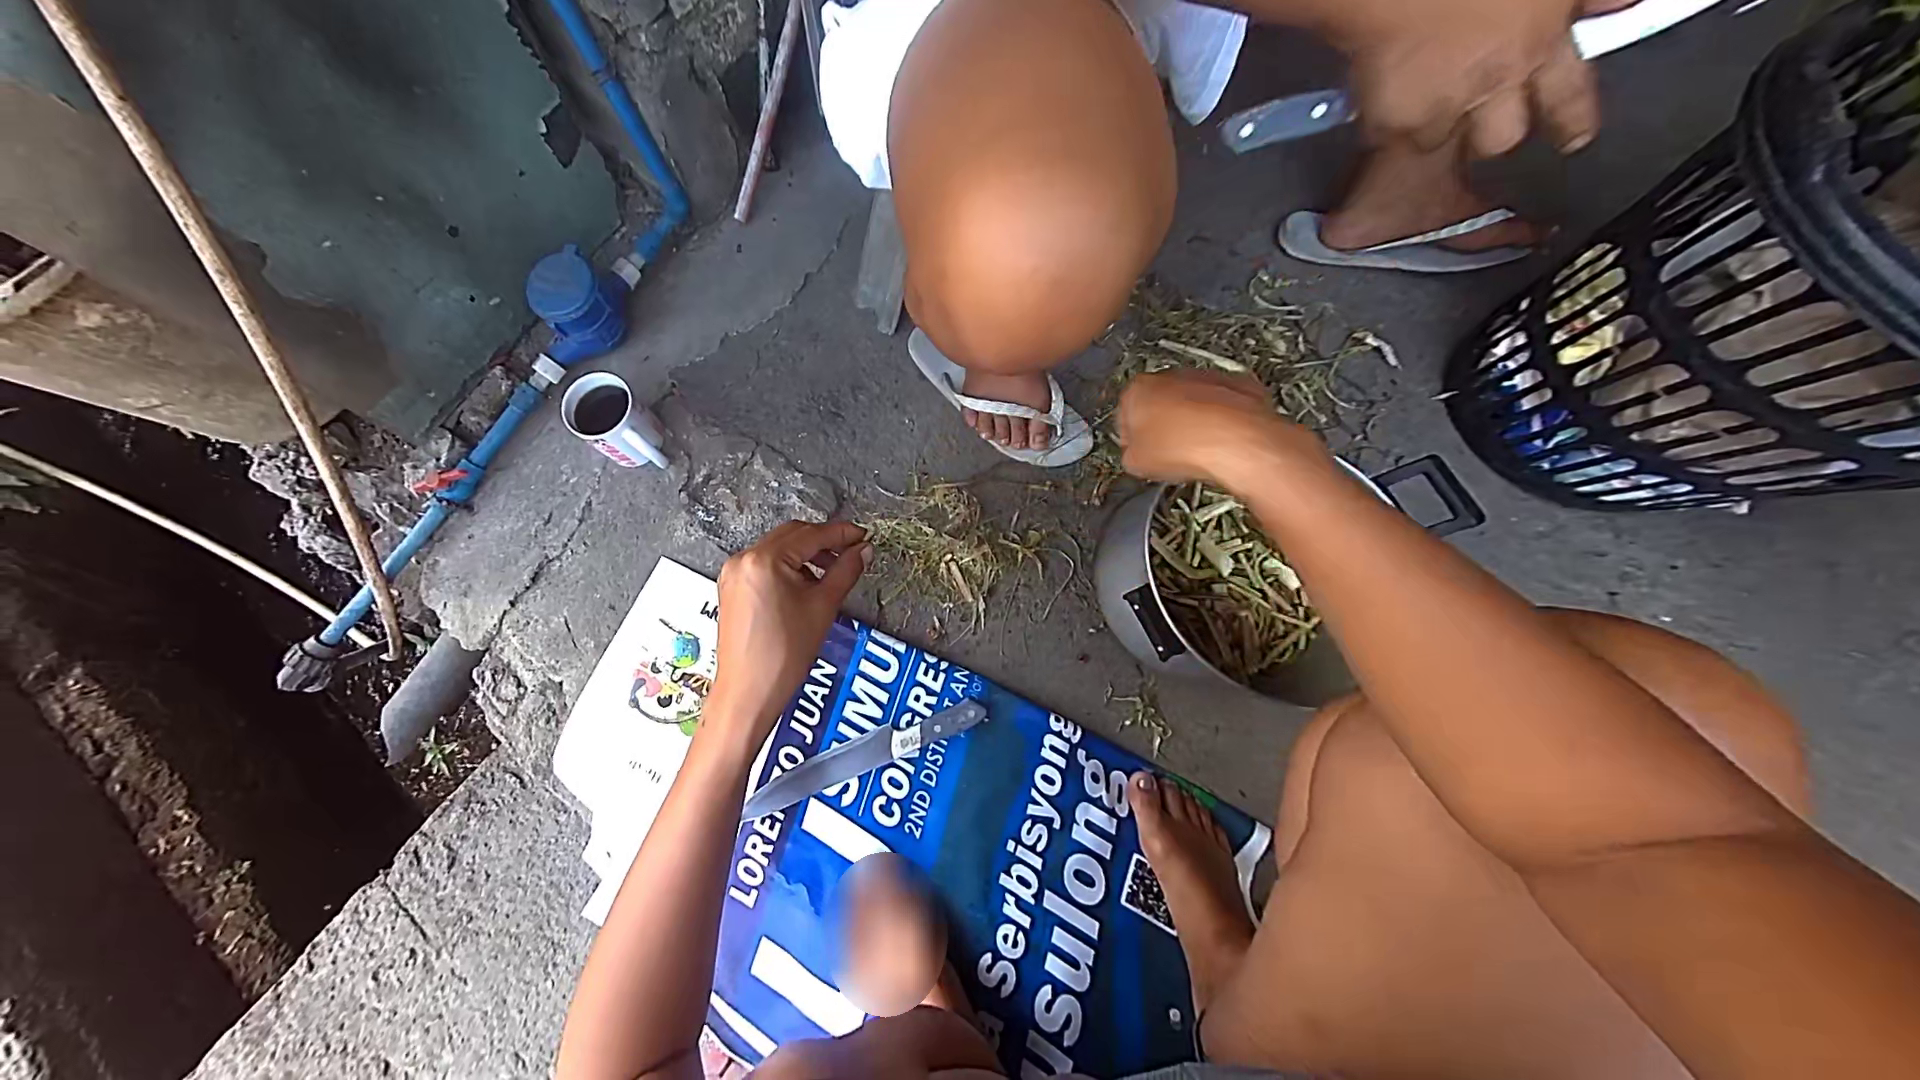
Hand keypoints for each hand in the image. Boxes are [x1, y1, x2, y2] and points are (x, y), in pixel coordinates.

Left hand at [706, 522, 871, 743]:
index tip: (862, 537)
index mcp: (765, 560)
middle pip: (792, 535)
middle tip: (852, 551)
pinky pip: (765, 565)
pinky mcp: (733, 588)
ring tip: (833, 569)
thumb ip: (845, 571)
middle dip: (824, 541)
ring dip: (807, 553)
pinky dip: (789, 567)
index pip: (811, 535)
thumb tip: (862, 551)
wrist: (750, 691)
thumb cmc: (782, 655)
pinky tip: (808, 583)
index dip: (842, 534)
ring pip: (778, 548)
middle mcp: (743, 560)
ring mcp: (734, 574)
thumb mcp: (824, 606)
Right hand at [1117, 370, 1324, 487]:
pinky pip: (1223, 405)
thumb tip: (1136, 457)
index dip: (1132, 439)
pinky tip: (1220, 444)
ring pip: (1191, 401)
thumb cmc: (1186, 447)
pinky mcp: (1238, 385)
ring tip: (1195, 453)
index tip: (1139, 453)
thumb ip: (1130, 454)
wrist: (1237, 443)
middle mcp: (1170, 375)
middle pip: (1158, 403)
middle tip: (1166, 454)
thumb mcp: (1136, 463)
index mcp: (1137, 388)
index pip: (1124, 415)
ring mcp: (1206, 377)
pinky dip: (1221, 420)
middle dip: (1162, 427)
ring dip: (1191, 423)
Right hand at [1324, 0, 1637, 156]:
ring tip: (1414, 105)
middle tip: (1475, 124)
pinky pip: (1382, 134)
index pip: (1568, 92)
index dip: (1573, 119)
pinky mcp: (1391, 122)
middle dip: (1492, 134)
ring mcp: (1439, 109)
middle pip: (1500, 138)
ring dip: (1428, 127)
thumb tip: (1624, 4)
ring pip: (1436, 141)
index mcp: (1540, 38)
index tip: (1575, 140)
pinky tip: (1374, 98)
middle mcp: (1493, 83)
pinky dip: (1379, 120)